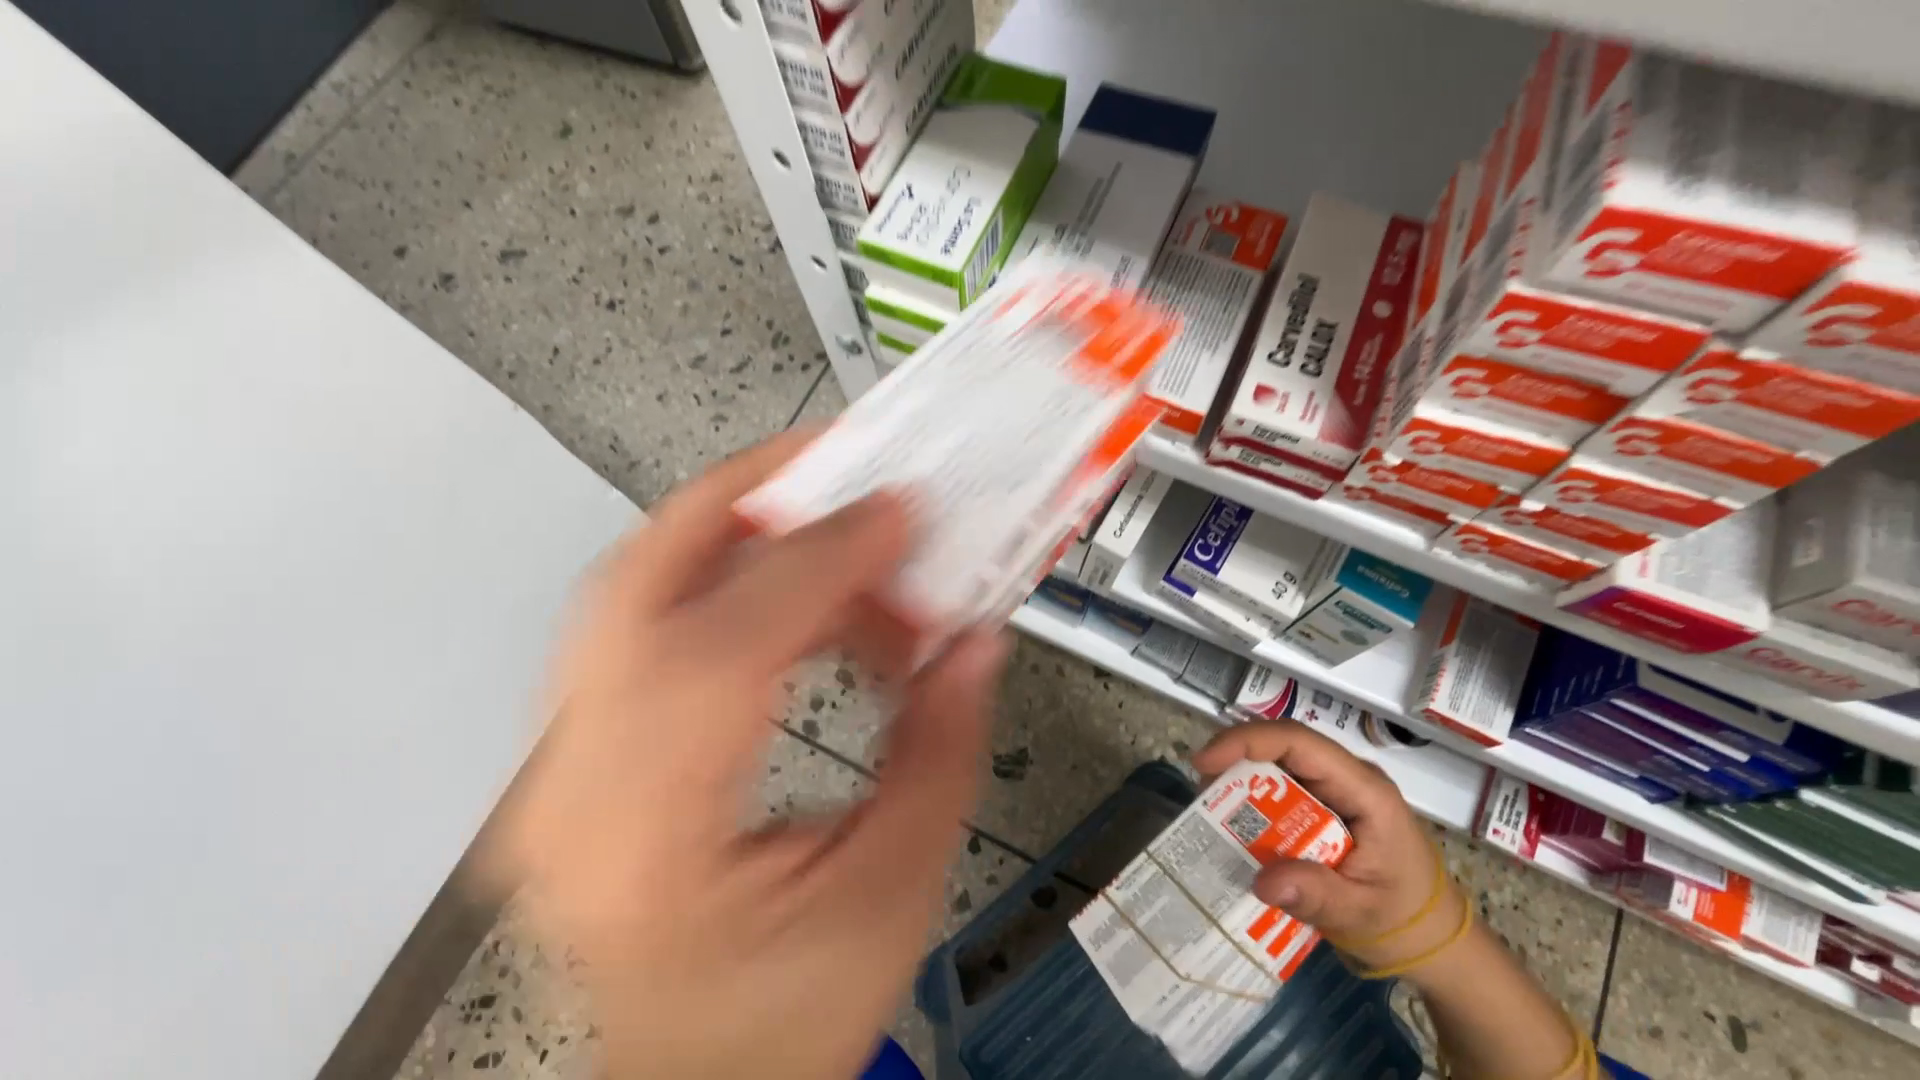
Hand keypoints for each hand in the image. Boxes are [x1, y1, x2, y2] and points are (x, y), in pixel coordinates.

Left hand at [498, 431, 1008, 1079]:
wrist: (700, 1075)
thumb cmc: (781, 1021)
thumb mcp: (891, 891)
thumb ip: (938, 748)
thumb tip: (971, 638)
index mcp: (649, 840)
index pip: (720, 651)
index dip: (818, 562)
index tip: (891, 515)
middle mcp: (576, 794)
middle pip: (632, 585)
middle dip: (742, 498)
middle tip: (831, 460)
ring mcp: (559, 770)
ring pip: (626, 591)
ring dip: (732, 537)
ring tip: (828, 532)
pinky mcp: (575, 756)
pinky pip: (636, 627)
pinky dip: (717, 587)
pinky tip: (788, 601)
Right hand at [1192, 719, 1457, 968]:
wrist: (1433, 940)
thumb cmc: (1403, 920)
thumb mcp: (1360, 913)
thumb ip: (1317, 894)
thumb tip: (1264, 881)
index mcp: (1365, 791)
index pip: (1299, 743)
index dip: (1248, 742)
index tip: (1205, 762)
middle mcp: (1348, 780)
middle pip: (1283, 747)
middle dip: (1235, 761)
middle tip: (1199, 793)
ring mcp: (1336, 792)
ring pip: (1278, 767)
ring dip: (1240, 784)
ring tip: (1208, 812)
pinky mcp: (1325, 809)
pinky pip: (1281, 792)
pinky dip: (1251, 805)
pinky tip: (1232, 828)